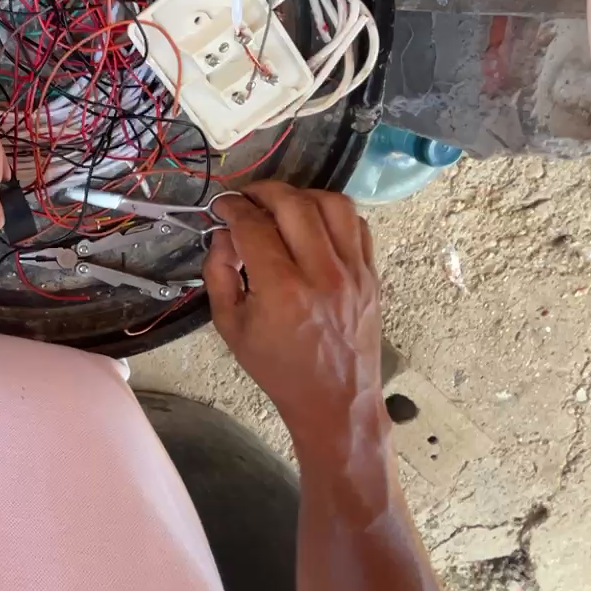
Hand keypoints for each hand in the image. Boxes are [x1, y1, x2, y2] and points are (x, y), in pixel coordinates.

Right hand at [204, 182, 383, 452]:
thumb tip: (223, 234)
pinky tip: (311, 223)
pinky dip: (331, 213)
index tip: (220, 206)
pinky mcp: (372, 275)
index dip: (231, 207)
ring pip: (333, 204)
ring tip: (280, 204)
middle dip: (263, 191)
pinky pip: (357, 224)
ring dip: (300, 195)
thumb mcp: (228, 324)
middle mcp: (322, 273)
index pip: (253, 225)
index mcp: (281, 289)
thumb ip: (218, 272)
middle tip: (245, 198)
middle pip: (294, 204)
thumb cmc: (275, 365)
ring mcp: (354, 272)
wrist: (334, 399)